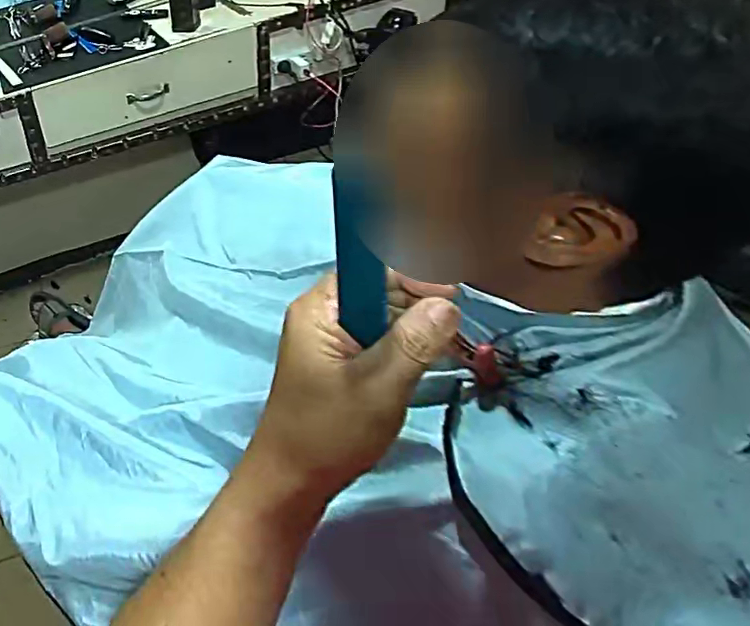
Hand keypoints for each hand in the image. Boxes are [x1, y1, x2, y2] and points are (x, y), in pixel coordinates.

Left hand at [241, 271, 461, 504]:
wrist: (292, 479)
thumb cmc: (331, 429)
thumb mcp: (379, 385)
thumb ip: (413, 342)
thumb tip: (447, 303)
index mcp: (319, 308)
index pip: (366, 270)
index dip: (408, 275)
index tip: (449, 293)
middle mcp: (319, 314)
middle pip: (373, 291)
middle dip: (415, 300)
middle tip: (457, 322)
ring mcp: (325, 338)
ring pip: (376, 316)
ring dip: (411, 324)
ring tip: (451, 340)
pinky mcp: (335, 361)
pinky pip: (371, 338)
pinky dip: (400, 344)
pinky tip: (428, 357)